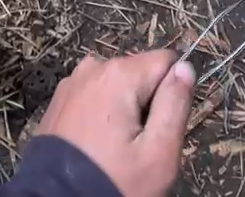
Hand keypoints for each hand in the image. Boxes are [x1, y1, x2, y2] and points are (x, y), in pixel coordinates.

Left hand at [36, 51, 195, 196]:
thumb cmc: (113, 182)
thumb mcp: (158, 154)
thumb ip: (175, 105)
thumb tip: (185, 66)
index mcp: (119, 73)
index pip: (166, 62)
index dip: (173, 94)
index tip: (161, 128)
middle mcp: (94, 66)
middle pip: (140, 73)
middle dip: (147, 104)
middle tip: (139, 147)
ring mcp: (73, 81)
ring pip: (117, 85)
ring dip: (124, 110)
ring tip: (116, 150)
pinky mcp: (60, 99)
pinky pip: (95, 96)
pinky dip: (102, 114)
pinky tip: (96, 145)